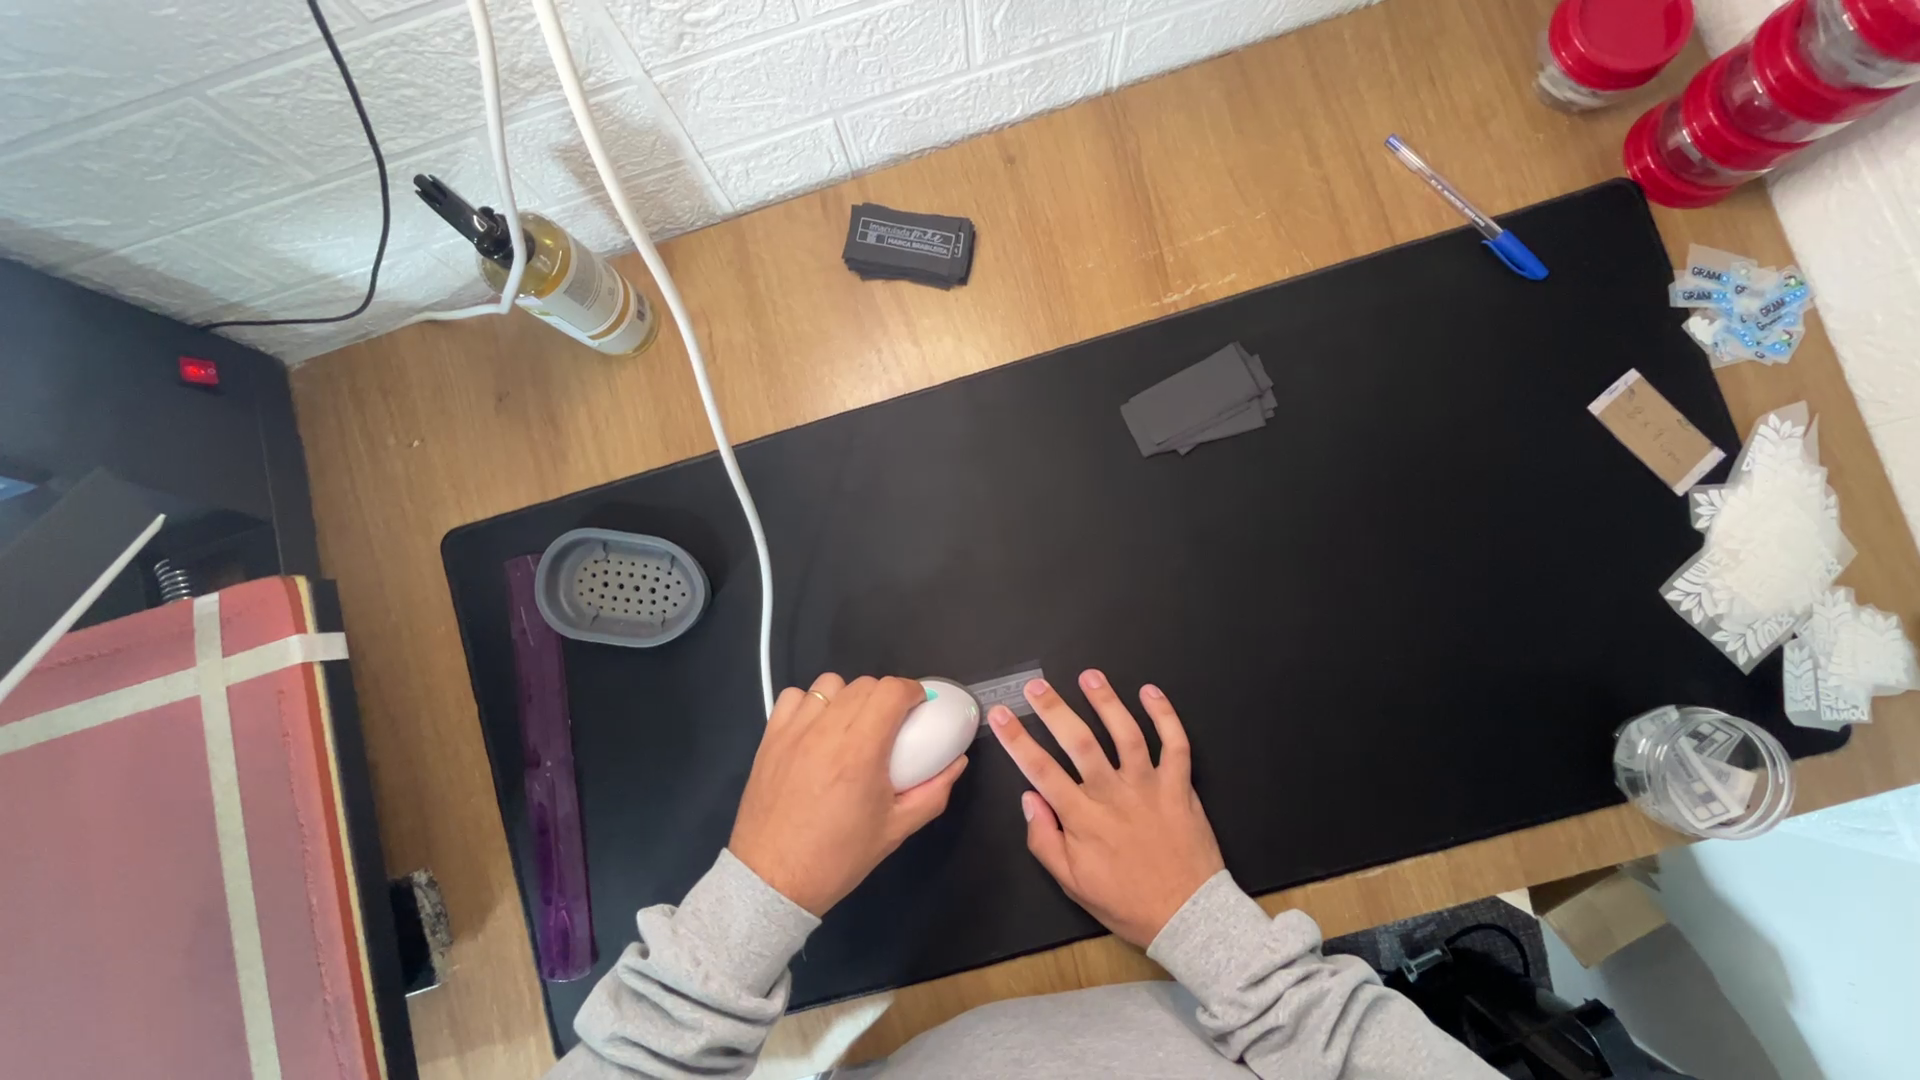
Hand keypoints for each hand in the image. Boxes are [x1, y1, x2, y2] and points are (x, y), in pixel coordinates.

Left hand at [730, 674, 967, 915]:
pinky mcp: (770, 738)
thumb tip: (957, 762)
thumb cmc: (838, 857)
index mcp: (860, 752)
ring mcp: (793, 732)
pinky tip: (817, 727)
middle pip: (864, 684)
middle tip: (892, 723)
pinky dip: (811, 704)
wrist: (773, 881)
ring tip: (852, 724)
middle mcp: (826, 732)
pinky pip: (794, 697)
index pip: (891, 691)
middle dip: (886, 696)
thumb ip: (932, 792)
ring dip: (848, 696)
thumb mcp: (896, 830)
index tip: (920, 707)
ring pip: (829, 684)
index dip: (912, 691)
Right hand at [988, 671, 1223, 946]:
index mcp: (1084, 819)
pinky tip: (1150, 692)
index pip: (1040, 770)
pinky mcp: (1180, 786)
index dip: (1017, 739)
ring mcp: (1149, 787)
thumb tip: (1028, 799)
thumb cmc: (1128, 902)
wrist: (1188, 917)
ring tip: (1089, 676)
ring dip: (1106, 701)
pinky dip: (1165, 715)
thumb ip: (1044, 839)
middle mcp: (1114, 796)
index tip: (1001, 715)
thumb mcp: (1073, 883)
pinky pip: (1176, 744)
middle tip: (1037, 686)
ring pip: (1126, 733)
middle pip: (1079, 742)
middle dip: (1054, 709)